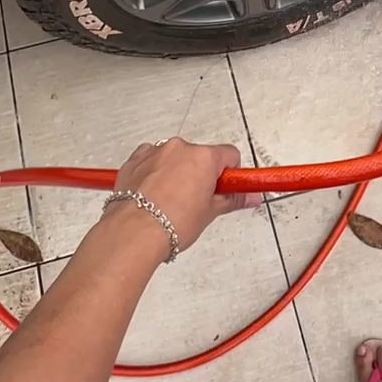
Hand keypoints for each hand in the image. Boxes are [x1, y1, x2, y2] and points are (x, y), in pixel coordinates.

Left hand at [107, 137, 260, 256]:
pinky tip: (154, 195)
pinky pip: (151, 160)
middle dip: (202, 175)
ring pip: (174, 158)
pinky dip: (154, 172)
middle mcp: (179, 148)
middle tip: (198, 202)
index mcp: (203, 157)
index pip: (229, 155)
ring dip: (177, 173)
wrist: (133, 233)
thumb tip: (248, 196)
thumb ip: (232, 199)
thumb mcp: (209, 213)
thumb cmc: (170, 223)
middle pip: (200, 156)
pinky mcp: (135, 160)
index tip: (227, 187)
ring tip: (172, 202)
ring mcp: (155, 152)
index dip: (230, 174)